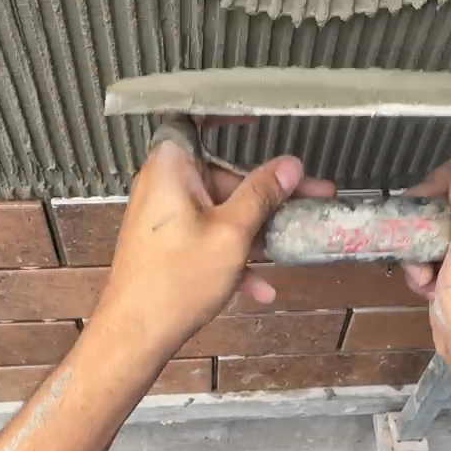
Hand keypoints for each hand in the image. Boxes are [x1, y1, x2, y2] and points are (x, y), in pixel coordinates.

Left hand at [89, 124, 334, 356]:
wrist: (137, 334)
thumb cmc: (177, 280)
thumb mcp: (232, 234)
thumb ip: (262, 195)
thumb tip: (290, 165)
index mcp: (172, 167)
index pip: (199, 122)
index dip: (229, 115)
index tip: (261, 117)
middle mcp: (165, 185)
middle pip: (225, 178)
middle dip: (269, 195)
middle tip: (314, 198)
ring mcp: (166, 218)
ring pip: (221, 213)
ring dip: (257, 232)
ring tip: (298, 244)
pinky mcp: (168, 246)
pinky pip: (208, 240)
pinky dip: (233, 258)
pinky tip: (261, 288)